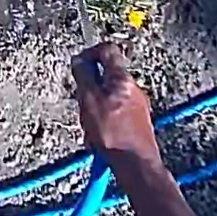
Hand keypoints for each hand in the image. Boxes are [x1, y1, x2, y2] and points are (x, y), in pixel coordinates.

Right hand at [72, 43, 166, 189]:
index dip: (90, 53)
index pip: (107, 50)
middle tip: (83, 104)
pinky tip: (98, 139)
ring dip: (94, 109)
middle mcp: (132, 88)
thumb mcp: (89, 100)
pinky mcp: (136, 122)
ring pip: (107, 97)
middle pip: (105, 76)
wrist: (137, 165)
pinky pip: (114, 114)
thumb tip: (79, 60)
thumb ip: (83, 76)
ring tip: (91, 128)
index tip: (79, 66)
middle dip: (89, 89)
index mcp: (121, 78)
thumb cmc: (113, 133)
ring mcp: (136, 105)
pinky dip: (103, 122)